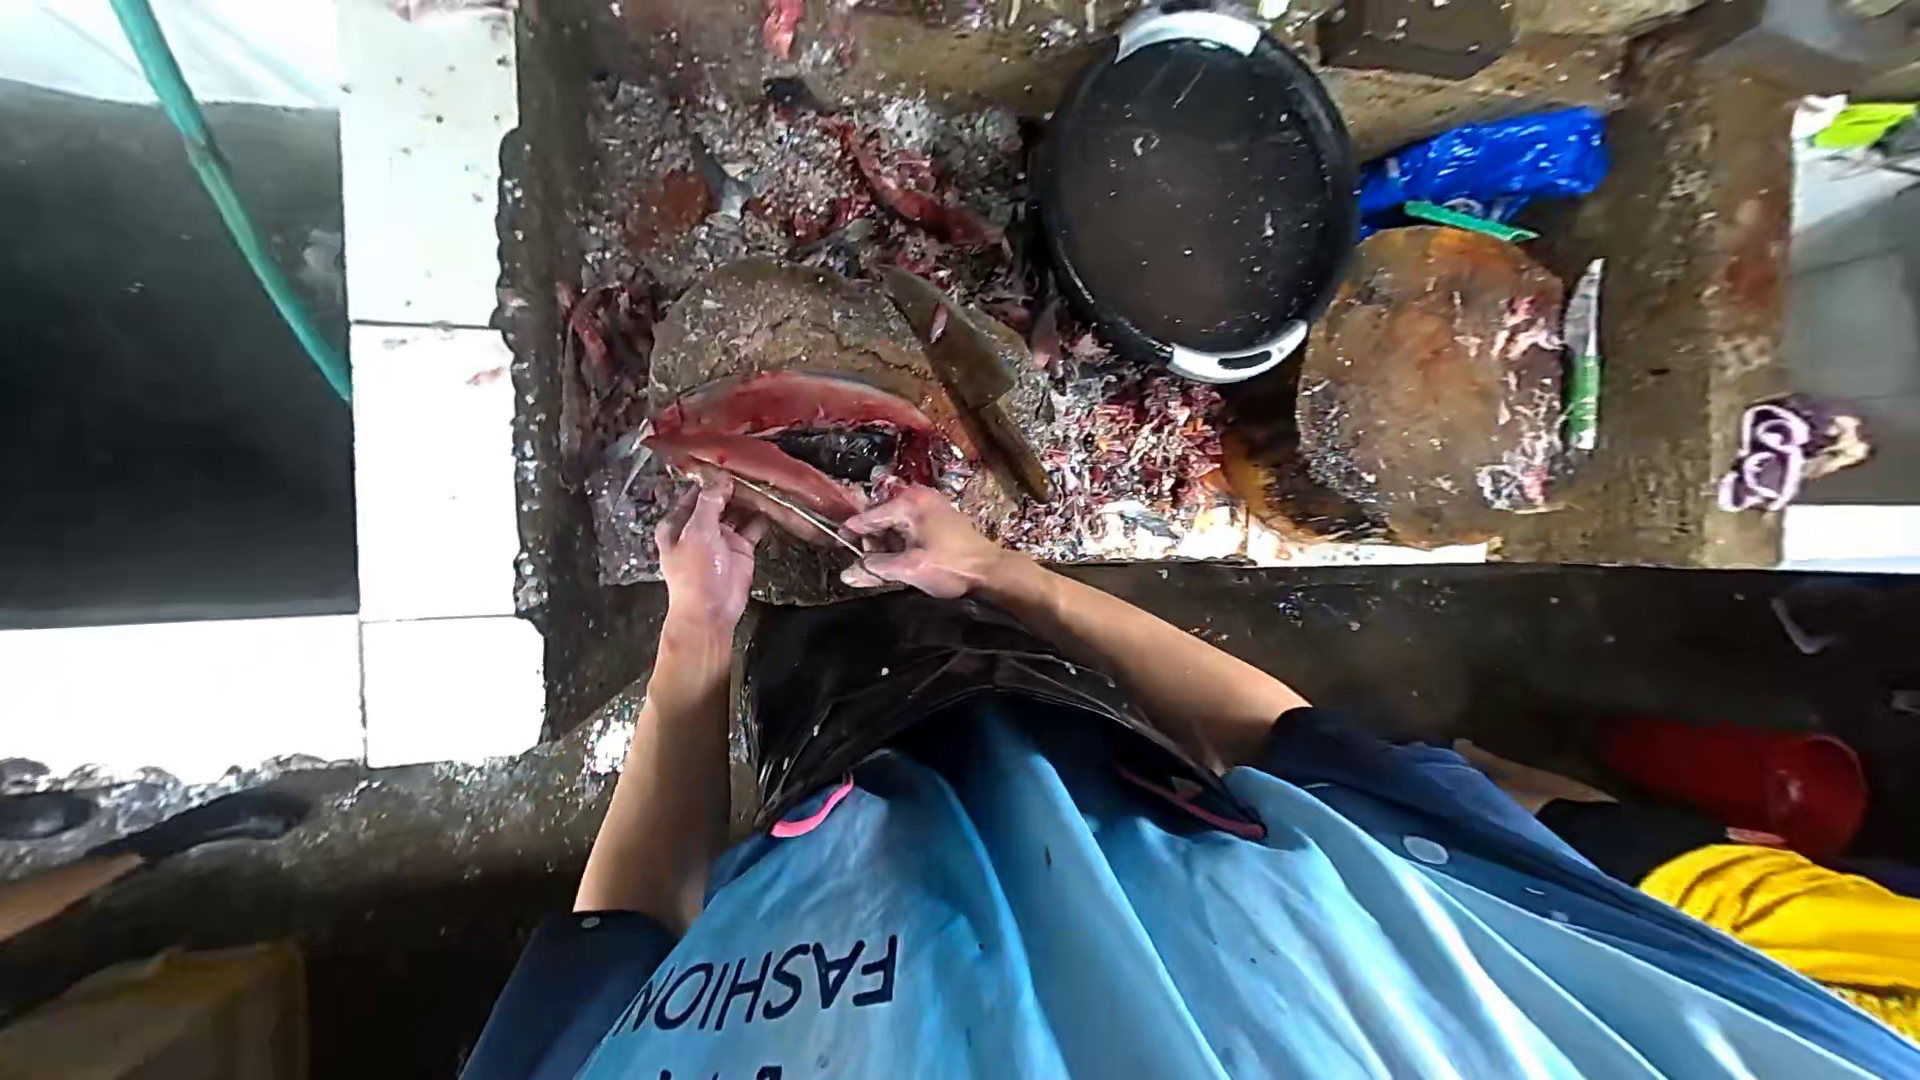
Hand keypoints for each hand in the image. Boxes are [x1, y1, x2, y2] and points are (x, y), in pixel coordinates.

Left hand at [657, 472, 767, 637]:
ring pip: (737, 512)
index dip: (710, 478)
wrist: (711, 610)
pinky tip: (772, 503)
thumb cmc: (695, 572)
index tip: (728, 462)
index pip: (694, 492)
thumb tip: (720, 478)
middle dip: (733, 487)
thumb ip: (709, 502)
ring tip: (765, 483)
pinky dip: (761, 517)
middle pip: (718, 500)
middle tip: (753, 469)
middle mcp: (700, 526)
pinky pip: (753, 527)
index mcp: (678, 522)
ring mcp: (722, 537)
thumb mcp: (698, 531)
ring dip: (749, 500)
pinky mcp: (741, 548)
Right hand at [840, 485, 1013, 598]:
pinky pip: (910, 529)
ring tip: (887, 567)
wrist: (991, 570)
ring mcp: (931, 507)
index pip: (868, 516)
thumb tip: (848, 573)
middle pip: (881, 519)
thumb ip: (875, 568)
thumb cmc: (951, 566)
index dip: (852, 533)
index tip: (838, 544)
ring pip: (895, 526)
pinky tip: (902, 562)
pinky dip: (902, 544)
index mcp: (909, 503)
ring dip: (887, 546)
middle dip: (872, 542)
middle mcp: (919, 498)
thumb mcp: (909, 568)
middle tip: (869, 565)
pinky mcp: (939, 520)